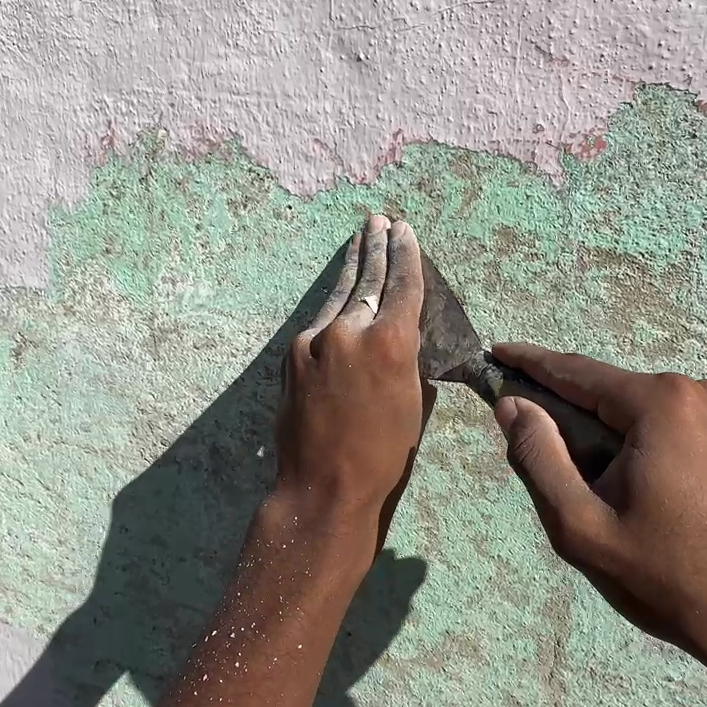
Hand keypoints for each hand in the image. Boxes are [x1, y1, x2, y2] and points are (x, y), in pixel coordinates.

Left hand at [118, 217, 429, 706]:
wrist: (322, 486)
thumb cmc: (383, 454)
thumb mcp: (412, 401)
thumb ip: (407, 356)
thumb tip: (403, 328)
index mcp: (392, 342)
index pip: (403, 284)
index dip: (406, 253)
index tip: (405, 229)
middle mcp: (351, 330)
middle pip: (368, 277)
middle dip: (378, 246)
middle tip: (381, 219)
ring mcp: (317, 339)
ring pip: (340, 292)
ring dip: (352, 264)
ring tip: (361, 237)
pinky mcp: (294, 353)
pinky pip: (321, 318)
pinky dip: (334, 301)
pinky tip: (340, 287)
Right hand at [489, 344, 706, 706]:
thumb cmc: (678, 579)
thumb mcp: (585, 527)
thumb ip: (538, 458)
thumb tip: (512, 406)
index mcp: (659, 403)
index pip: (573, 372)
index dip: (528, 362)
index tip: (495, 351)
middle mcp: (697, 391)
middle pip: (609, 395)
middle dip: (572, 421)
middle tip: (551, 468)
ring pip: (643, 413)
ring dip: (611, 439)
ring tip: (607, 499)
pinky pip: (676, 427)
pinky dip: (646, 446)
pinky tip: (648, 496)